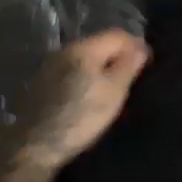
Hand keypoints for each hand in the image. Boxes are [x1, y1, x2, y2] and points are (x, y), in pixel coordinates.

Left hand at [17, 30, 149, 165]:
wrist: (34, 146)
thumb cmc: (80, 118)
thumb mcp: (113, 93)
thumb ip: (128, 66)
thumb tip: (140, 46)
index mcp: (83, 48)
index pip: (117, 35)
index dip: (136, 46)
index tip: (147, 64)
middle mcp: (64, 50)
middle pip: (99, 44)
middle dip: (118, 57)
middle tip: (131, 78)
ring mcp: (50, 66)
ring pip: (84, 58)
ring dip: (100, 68)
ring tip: (112, 89)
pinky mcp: (41, 84)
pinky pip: (71, 72)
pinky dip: (85, 78)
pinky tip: (88, 96)